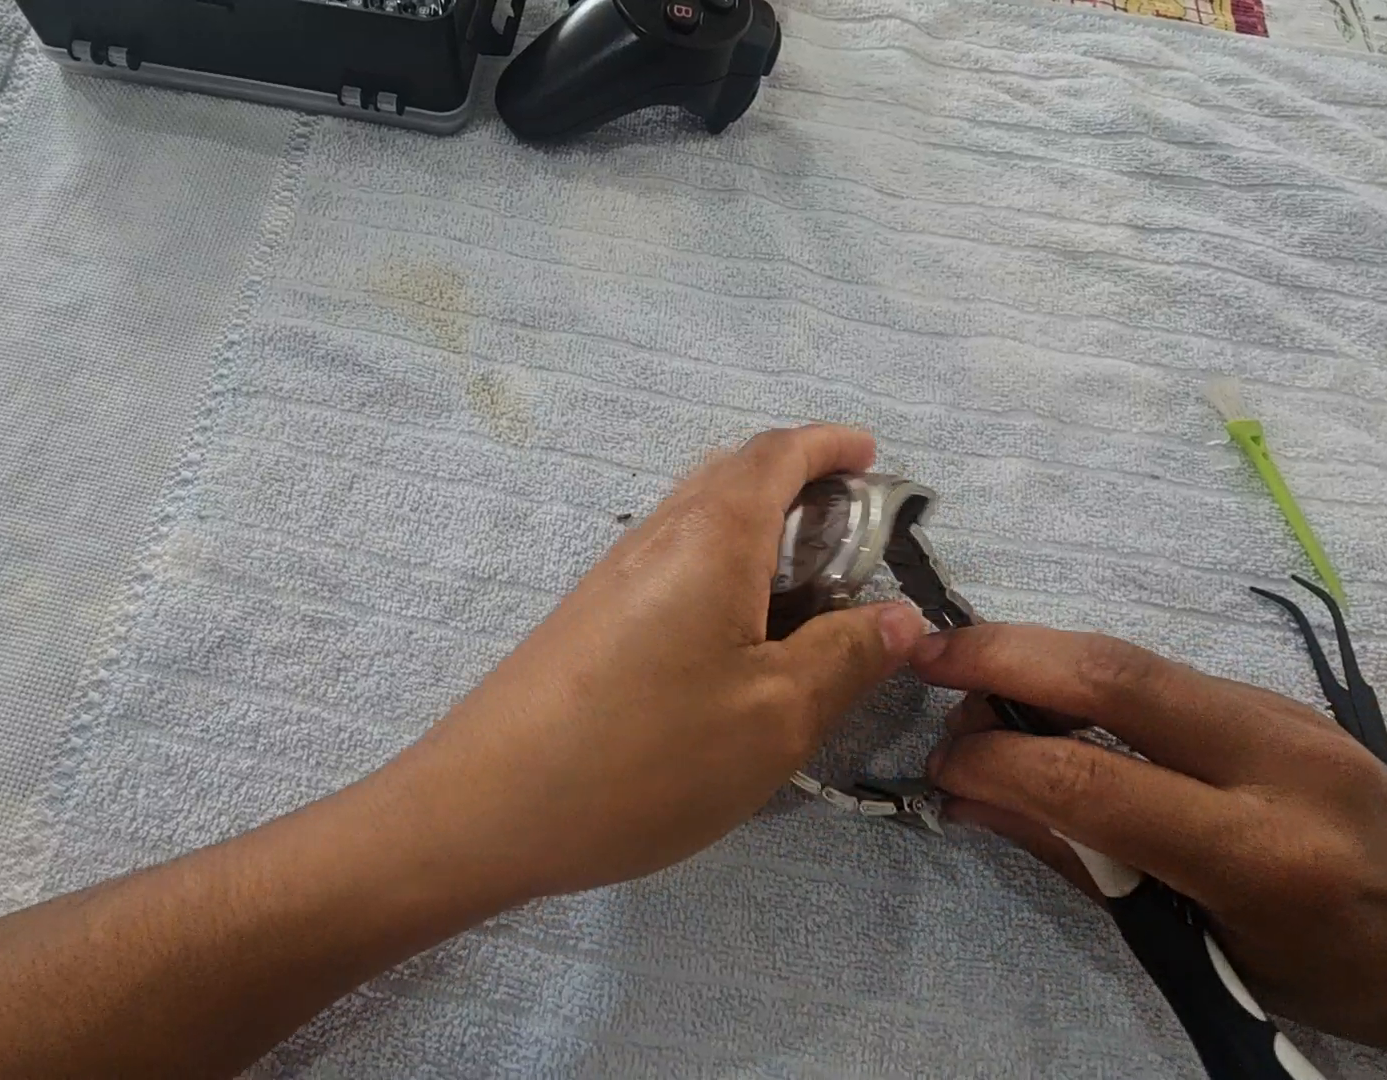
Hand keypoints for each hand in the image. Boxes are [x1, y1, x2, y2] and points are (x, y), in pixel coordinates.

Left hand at [368, 425, 930, 900]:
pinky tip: (728, 635)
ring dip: (753, 529)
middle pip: (730, 475)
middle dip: (794, 482)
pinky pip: (666, 565)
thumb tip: (898, 615)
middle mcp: (655, 537)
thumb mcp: (774, 715)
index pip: (775, 455)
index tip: (869, 455)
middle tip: (845, 532)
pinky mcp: (587, 618)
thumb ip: (845, 656)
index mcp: (710, 536)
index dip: (828, 445)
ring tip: (800, 589)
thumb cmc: (647, 754)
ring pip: (694, 520)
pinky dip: (716, 570)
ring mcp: (611, 577)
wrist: (488, 805)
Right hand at [912, 625, 1386, 1076]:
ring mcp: (1282, 714)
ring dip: (1026, 651)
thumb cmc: (1337, 975)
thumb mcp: (1201, 947)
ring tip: (964, 674)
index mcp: (1267, 855)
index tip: (940, 766)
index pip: (1093, 781)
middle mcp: (1280, 763)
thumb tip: (968, 800)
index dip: (996, 762)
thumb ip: (1074, 861)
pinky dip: (1069, 667)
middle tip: (923, 657)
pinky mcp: (1270, 695)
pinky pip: (1147, 667)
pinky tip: (1034, 690)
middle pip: (1112, 676)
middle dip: (999, 655)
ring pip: (1124, 655)